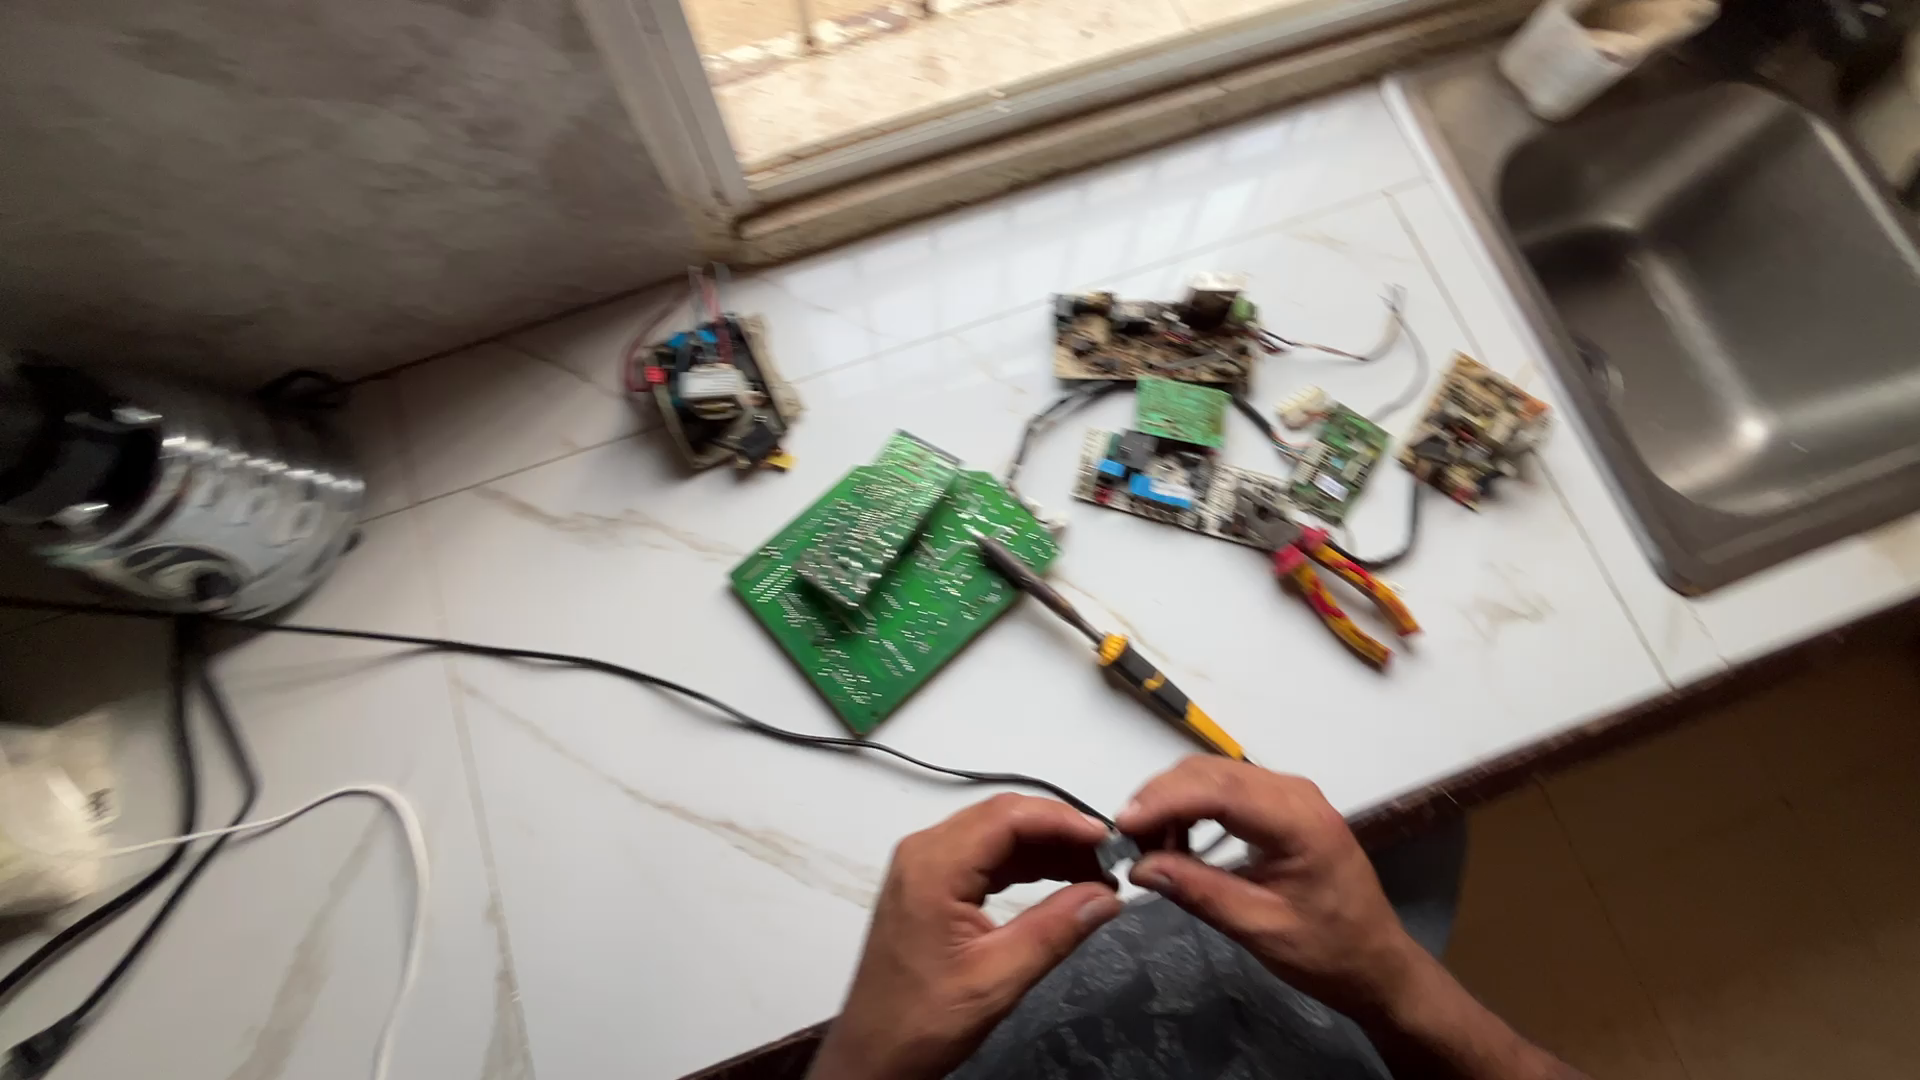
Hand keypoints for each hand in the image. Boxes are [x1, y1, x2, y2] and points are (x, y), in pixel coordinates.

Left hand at [809, 794, 1123, 1079]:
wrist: (872, 1056)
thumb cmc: (925, 1020)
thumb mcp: (997, 980)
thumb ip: (1055, 931)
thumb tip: (1108, 896)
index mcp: (934, 864)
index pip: (1007, 817)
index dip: (1061, 820)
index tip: (1107, 839)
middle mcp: (925, 848)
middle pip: (1001, 817)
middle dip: (1057, 830)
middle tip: (1107, 855)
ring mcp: (925, 862)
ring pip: (995, 832)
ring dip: (1044, 845)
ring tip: (1093, 869)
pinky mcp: (930, 879)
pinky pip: (983, 854)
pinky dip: (1023, 862)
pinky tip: (1059, 877)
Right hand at [1117, 757, 1424, 1020]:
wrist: (1378, 965)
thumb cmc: (1328, 953)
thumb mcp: (1259, 929)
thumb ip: (1199, 891)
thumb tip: (1138, 866)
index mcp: (1299, 822)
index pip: (1219, 789)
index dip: (1166, 800)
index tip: (1124, 824)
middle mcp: (1293, 791)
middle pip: (1209, 771)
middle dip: (1161, 798)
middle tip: (1128, 839)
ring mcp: (1287, 791)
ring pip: (1211, 772)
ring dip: (1172, 799)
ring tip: (1149, 842)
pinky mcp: (1278, 800)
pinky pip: (1223, 785)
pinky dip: (1191, 804)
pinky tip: (1177, 836)